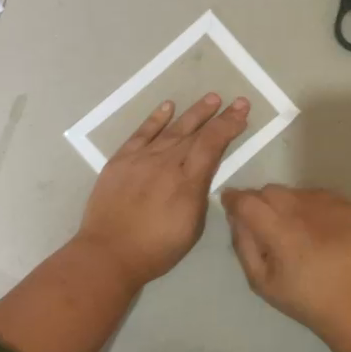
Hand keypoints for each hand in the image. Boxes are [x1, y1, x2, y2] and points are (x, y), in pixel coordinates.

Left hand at [75, 94, 250, 287]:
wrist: (108, 253)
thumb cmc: (156, 249)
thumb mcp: (192, 227)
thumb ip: (199, 195)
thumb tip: (201, 174)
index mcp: (187, 182)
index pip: (212, 145)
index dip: (229, 126)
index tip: (242, 112)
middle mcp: (166, 163)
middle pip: (196, 133)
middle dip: (218, 116)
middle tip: (235, 101)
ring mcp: (141, 159)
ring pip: (172, 129)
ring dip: (193, 113)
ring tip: (210, 98)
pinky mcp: (120, 161)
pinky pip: (141, 134)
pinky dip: (155, 119)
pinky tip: (168, 107)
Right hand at [220, 185, 350, 341]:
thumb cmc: (304, 298)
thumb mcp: (261, 281)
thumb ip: (243, 244)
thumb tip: (234, 215)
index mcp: (282, 233)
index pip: (248, 201)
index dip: (234, 199)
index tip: (229, 204)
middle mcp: (305, 211)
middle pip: (270, 190)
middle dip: (259, 202)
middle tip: (263, 224)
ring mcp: (329, 205)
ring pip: (294, 191)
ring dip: (285, 204)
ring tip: (294, 230)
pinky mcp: (347, 205)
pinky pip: (317, 196)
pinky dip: (308, 207)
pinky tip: (315, 230)